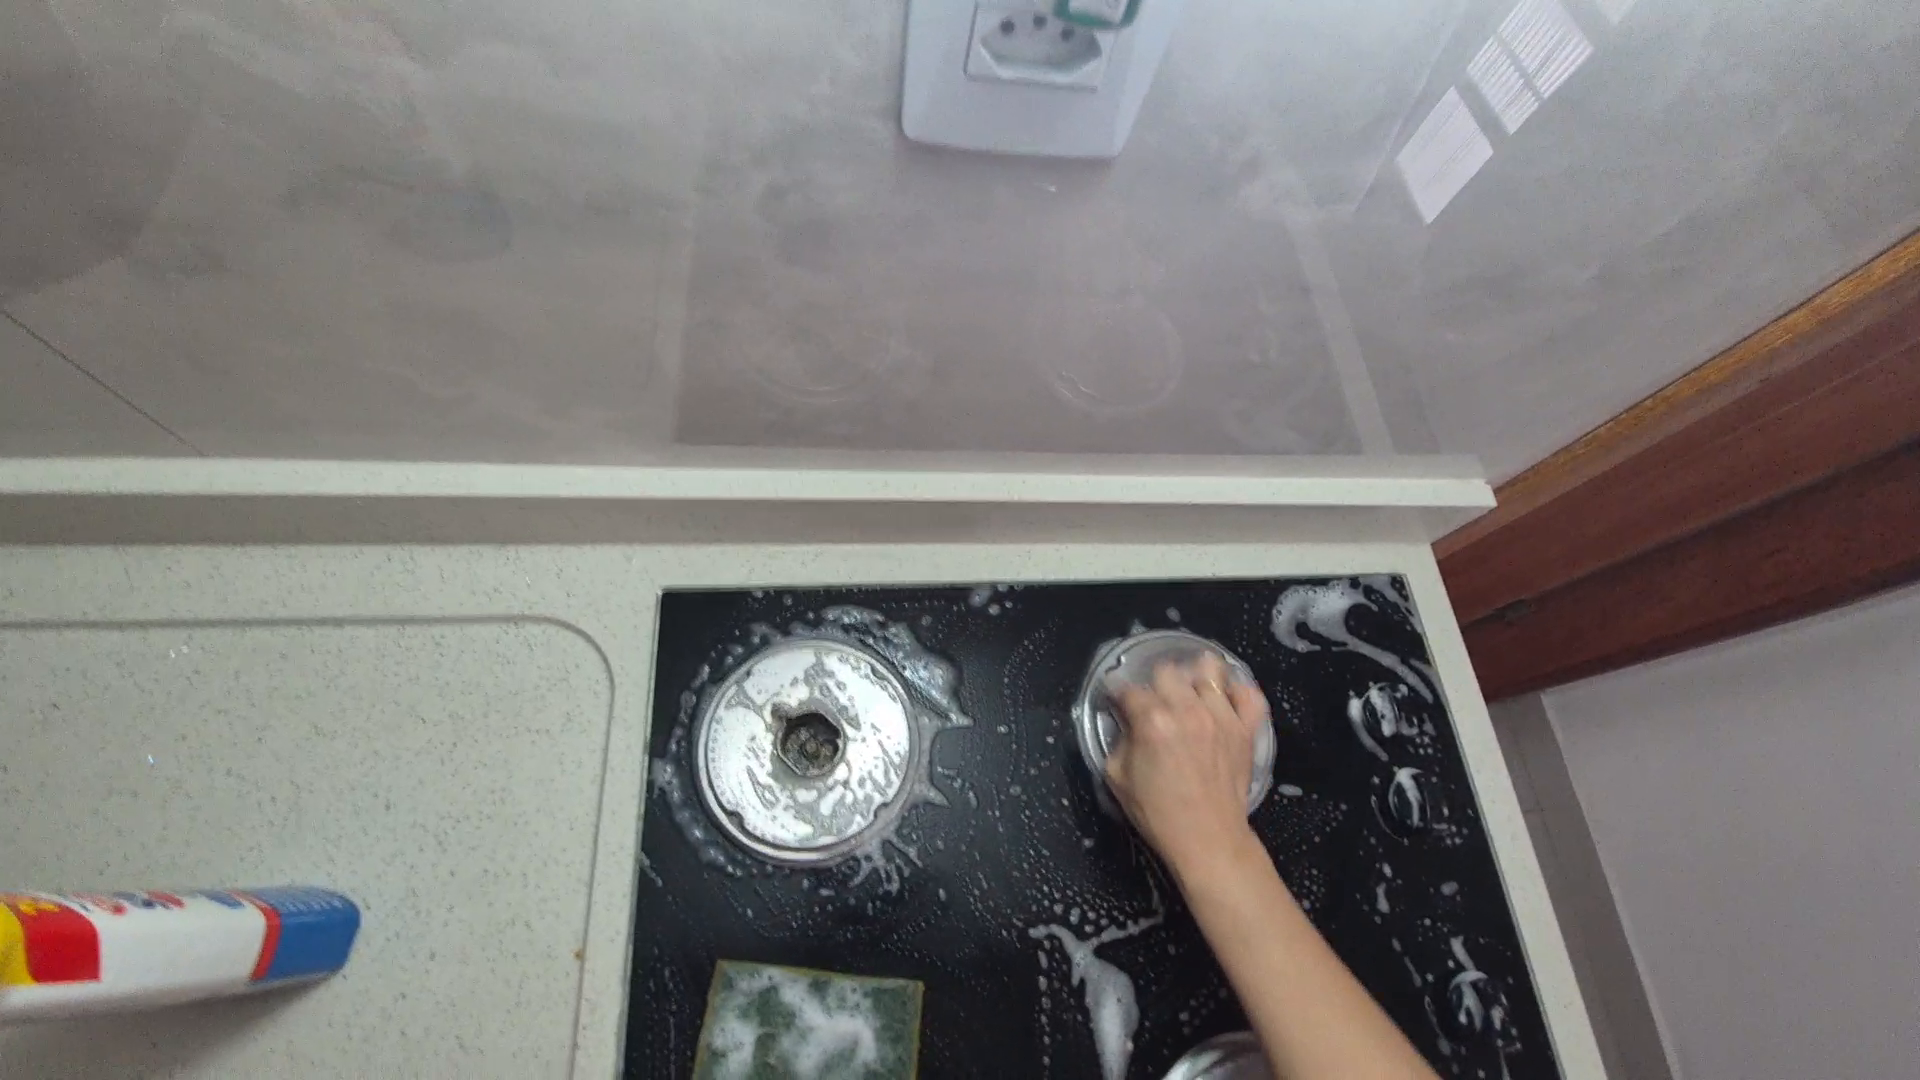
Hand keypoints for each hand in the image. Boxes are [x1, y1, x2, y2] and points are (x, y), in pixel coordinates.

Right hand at [1104, 652, 1270, 878]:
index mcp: (1152, 721)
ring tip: (1188, 693)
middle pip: (1167, 670)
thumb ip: (1120, 740)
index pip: (1128, 689)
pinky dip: (1236, 692)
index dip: (1117, 693)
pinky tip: (1224, 699)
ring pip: (1208, 671)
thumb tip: (1126, 722)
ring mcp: (1221, 716)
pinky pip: (1249, 695)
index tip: (1115, 700)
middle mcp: (1187, 710)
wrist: (1207, 839)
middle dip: (1154, 683)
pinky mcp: (1245, 729)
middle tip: (1153, 701)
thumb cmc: (1157, 812)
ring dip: (1193, 679)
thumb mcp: (1117, 776)